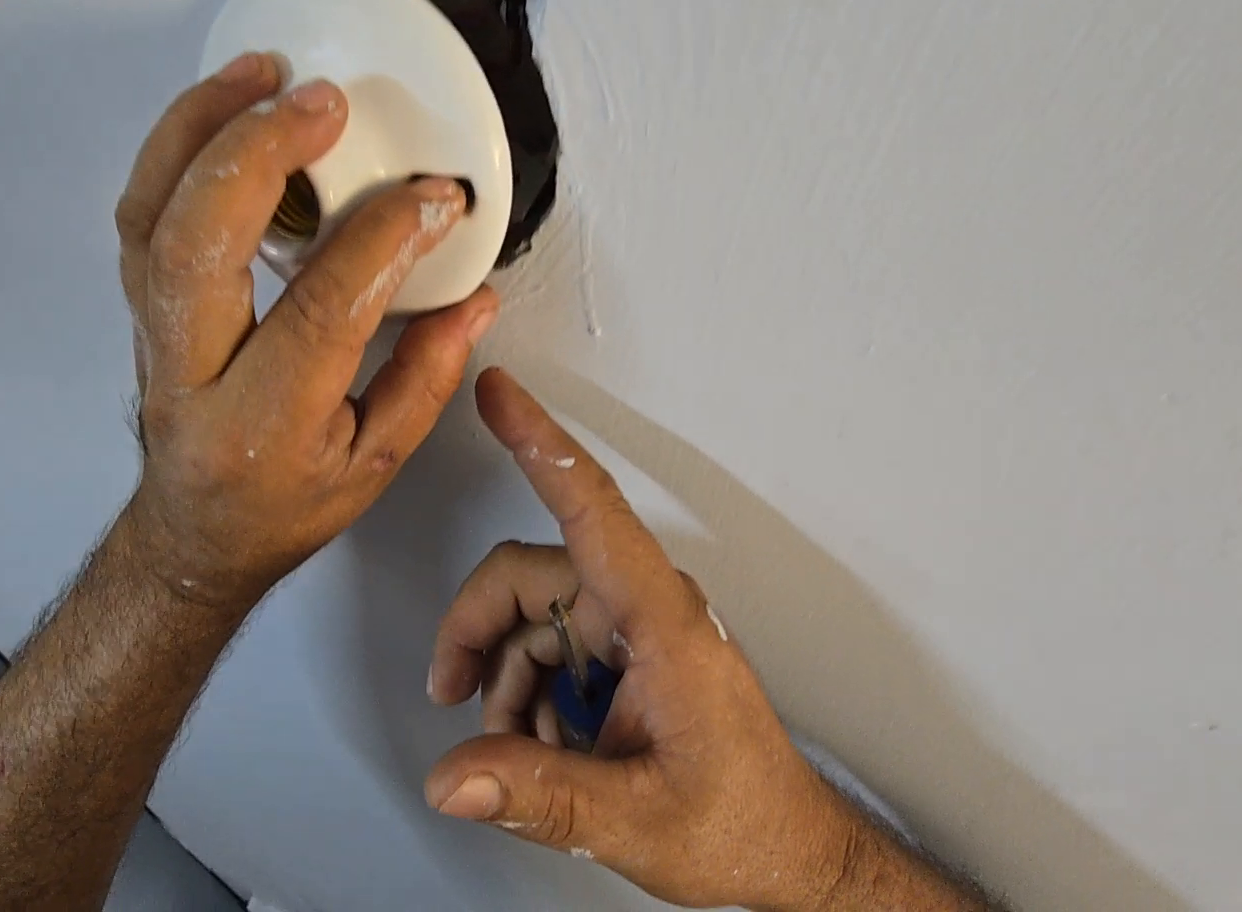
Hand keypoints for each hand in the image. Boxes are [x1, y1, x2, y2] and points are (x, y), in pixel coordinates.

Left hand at [114, 53, 499, 605]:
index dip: (384, 239)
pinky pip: (141, 215)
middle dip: (260, 156)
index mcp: (265, 425)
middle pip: (199, 247)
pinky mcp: (141, 310)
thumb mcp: (374, 464)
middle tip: (324, 103)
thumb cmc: (284, 508)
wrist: (195, 536)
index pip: (323, 311)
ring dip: (198, 129)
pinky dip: (175, 150)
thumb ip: (427, 379)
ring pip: (149, 217)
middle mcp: (193, 375)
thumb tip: (474, 301)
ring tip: (259, 75)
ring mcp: (153, 338)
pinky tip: (221, 112)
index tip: (434, 197)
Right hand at [424, 369, 861, 910]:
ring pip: (528, 615)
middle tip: (452, 694)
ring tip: (517, 748)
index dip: (538, 442)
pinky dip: (526, 690)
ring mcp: (630, 623)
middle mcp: (641, 603)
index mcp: (659, 617)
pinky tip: (542, 743)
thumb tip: (450, 778)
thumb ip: (539, 795)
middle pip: (525, 577)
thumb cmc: (744, 824)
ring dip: (505, 678)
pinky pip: (547, 643)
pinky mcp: (622, 647)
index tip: (497, 392)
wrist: (791, 849)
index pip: (589, 505)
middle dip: (477, 634)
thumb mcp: (637, 820)